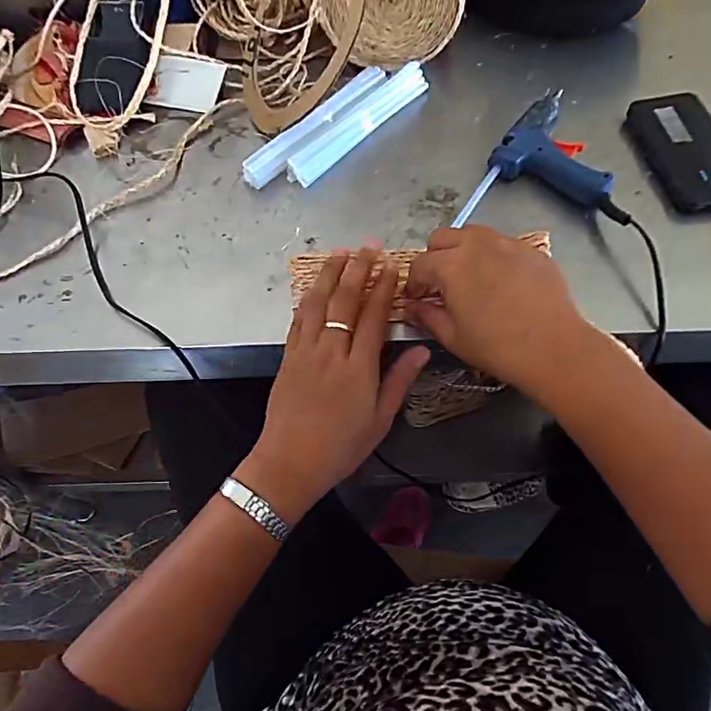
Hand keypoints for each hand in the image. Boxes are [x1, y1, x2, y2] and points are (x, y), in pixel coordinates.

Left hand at [236, 248, 430, 522]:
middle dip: (357, 271)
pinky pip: (299, 321)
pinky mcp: (288, 358)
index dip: (382, 289)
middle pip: (345, 302)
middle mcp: (331, 352)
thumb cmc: (341, 447)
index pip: (373, 317)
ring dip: (329, 276)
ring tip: (340, 253)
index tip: (390, 267)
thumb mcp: (380, 419)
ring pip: (318, 304)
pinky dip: (308, 300)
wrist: (290, 462)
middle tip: (367, 248)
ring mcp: (306, 352)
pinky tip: (314, 287)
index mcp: (359, 368)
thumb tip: (422, 351)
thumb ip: (399, 381)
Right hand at [404, 226, 604, 397]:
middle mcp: (477, 245)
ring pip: (474, 235)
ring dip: (464, 251)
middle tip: (440, 284)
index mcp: (451, 265)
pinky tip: (502, 284)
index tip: (417, 298)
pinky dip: (494, 257)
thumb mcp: (453, 337)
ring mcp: (507, 244)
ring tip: (470, 279)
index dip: (413, 282)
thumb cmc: (497, 347)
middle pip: (443, 238)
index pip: (420, 264)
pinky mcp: (532, 251)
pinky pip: (503, 245)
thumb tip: (414, 307)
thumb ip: (428, 316)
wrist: (553, 347)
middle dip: (435, 258)